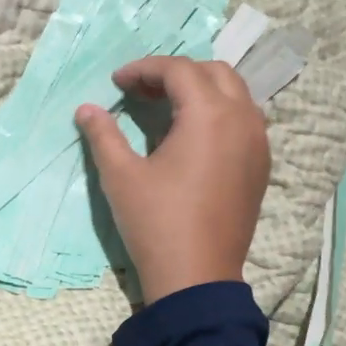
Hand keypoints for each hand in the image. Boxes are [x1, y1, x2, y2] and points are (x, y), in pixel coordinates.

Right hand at [75, 57, 269, 301]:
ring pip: (235, 94)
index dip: (144, 69)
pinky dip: (218, 113)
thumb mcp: (120, 177)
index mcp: (209, 114)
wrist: (196, 276)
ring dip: (200, 90)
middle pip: (213, 73)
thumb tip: (86, 109)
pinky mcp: (259, 166)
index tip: (115, 82)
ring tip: (165, 108)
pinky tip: (191, 136)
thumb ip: (103, 135)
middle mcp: (242, 118)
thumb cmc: (155, 223)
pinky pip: (244, 121)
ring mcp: (257, 143)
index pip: (178, 70)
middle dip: (175, 74)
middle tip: (139, 91)